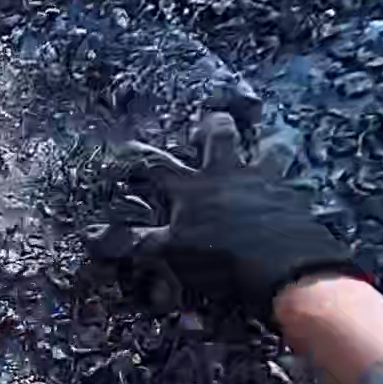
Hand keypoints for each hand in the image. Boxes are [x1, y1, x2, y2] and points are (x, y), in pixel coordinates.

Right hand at [89, 111, 361, 312]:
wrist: (286, 266)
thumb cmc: (218, 257)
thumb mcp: (167, 251)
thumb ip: (131, 242)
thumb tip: (88, 235)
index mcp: (193, 188)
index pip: (156, 167)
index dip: (136, 160)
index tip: (121, 154)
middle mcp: (228, 176)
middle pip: (219, 140)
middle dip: (212, 127)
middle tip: (211, 117)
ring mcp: (265, 183)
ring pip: (269, 151)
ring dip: (267, 143)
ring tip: (271, 137)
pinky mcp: (294, 199)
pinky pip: (292, 181)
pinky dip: (290, 179)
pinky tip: (291, 184)